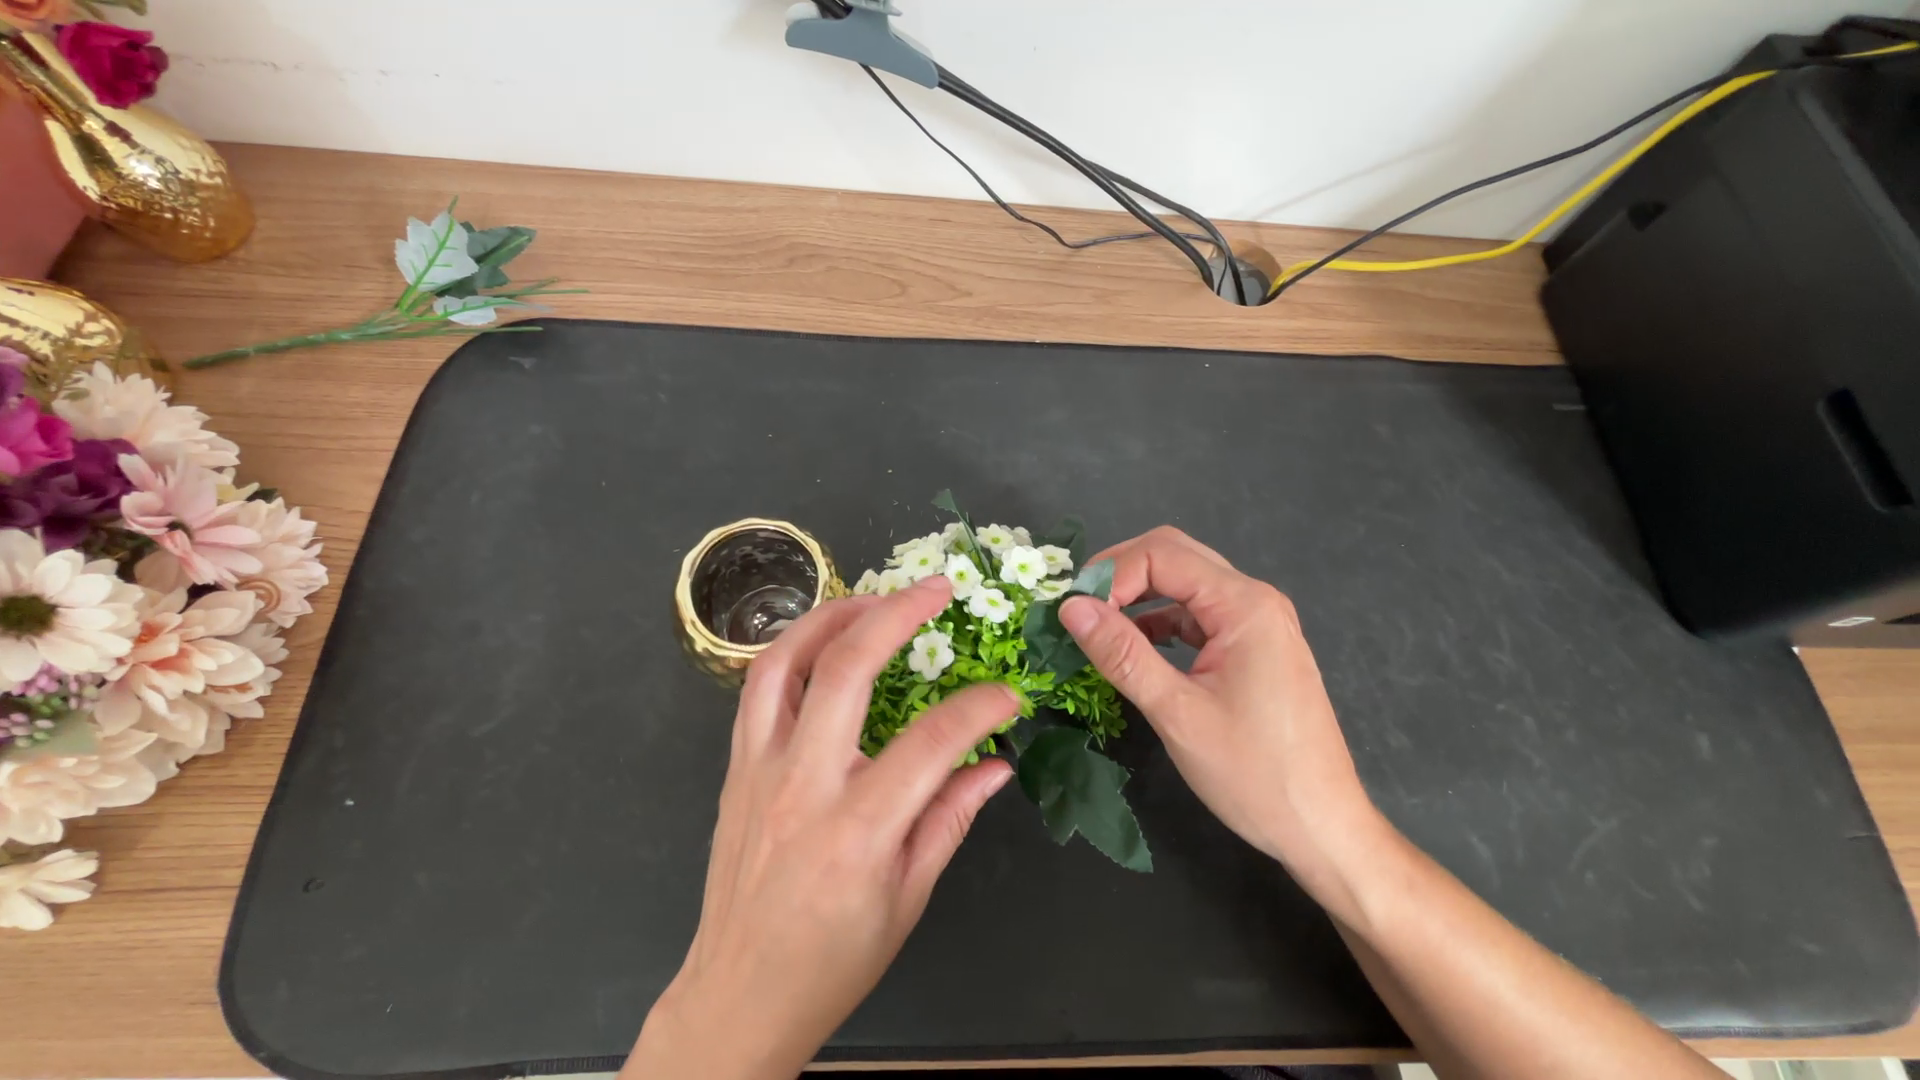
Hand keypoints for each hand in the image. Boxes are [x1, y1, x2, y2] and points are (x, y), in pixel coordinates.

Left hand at [625, 576, 1016, 1079]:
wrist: (740, 993)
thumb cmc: (832, 959)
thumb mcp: (908, 897)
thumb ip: (950, 818)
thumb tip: (996, 765)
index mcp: (858, 828)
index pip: (932, 742)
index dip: (980, 708)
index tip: (1007, 696)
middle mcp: (803, 784)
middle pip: (847, 670)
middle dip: (897, 614)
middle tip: (935, 589)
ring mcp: (759, 770)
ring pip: (784, 663)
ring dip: (830, 616)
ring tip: (872, 598)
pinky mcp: (735, 769)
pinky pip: (757, 690)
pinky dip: (792, 652)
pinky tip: (822, 644)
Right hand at [1057, 527, 1381, 894]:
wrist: (1322, 825)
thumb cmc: (1253, 773)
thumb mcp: (1177, 712)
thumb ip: (1122, 653)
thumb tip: (1071, 608)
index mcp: (1243, 605)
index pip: (1161, 555)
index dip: (1110, 574)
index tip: (1073, 615)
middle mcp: (1255, 601)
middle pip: (1175, 557)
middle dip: (1121, 575)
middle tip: (1078, 610)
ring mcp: (1259, 624)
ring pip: (1186, 585)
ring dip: (1139, 597)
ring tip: (1097, 628)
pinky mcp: (1255, 648)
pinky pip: (1199, 616)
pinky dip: (1162, 622)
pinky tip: (1136, 649)